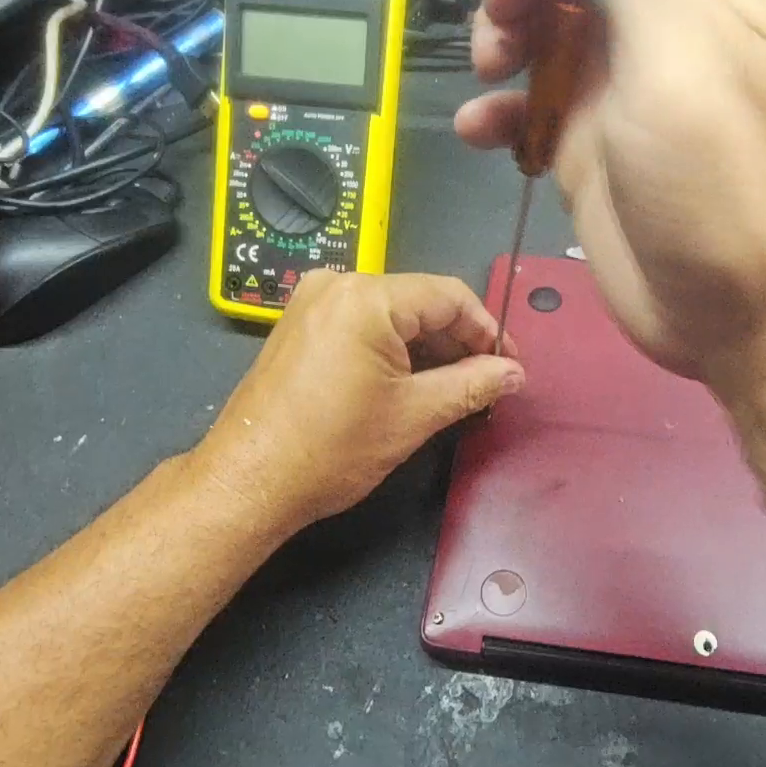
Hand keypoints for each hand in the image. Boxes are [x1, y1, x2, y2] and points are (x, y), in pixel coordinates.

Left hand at [192, 271, 523, 536]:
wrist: (249, 481)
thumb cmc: (334, 448)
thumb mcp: (414, 415)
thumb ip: (472, 385)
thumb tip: (516, 373)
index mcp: (367, 297)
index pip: (449, 296)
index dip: (488, 329)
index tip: (510, 365)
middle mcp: (337, 285)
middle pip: (420, 301)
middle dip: (459, 340)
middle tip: (488, 381)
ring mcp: (313, 303)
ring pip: (393, 314)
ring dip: (429, 346)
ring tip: (456, 387)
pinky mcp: (301, 325)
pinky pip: (363, 324)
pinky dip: (395, 348)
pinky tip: (413, 381)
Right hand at [455, 0, 765, 381]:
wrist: (744, 321)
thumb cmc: (723, 196)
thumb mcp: (686, 69)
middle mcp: (663, 32)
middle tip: (499, 21)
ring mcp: (626, 94)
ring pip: (549, 25)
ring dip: (504, 33)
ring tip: (490, 72)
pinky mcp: (594, 152)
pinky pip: (535, 107)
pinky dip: (500, 110)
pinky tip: (480, 133)